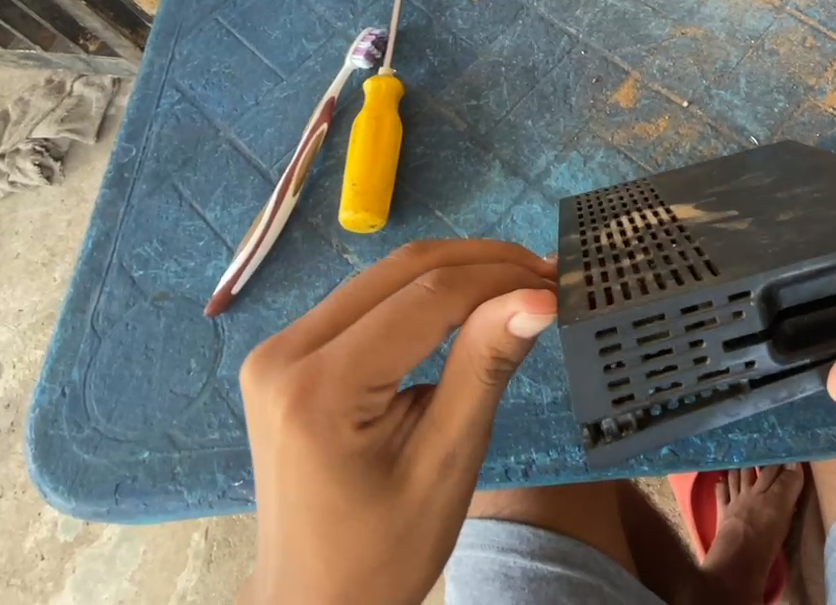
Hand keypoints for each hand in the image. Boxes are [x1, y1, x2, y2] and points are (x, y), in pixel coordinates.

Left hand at [238, 238, 556, 604]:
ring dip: (456, 271)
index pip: (425, 298)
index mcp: (320, 388)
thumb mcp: (447, 463)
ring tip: (518, 283)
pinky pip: (368, 298)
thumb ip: (485, 367)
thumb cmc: (385, 551)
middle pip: (401, 271)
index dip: (498, 279)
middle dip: (481, 263)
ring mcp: (280, 346)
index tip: (555, 282)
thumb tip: (538, 298)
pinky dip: (425, 292)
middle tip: (543, 274)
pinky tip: (469, 300)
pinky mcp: (289, 351)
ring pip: (386, 276)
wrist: (313, 602)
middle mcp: (286, 350)